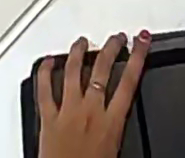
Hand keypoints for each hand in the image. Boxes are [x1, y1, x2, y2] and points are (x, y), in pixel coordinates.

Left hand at [37, 31, 150, 157]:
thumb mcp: (116, 155)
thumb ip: (119, 133)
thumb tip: (124, 122)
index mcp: (111, 124)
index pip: (129, 82)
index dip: (137, 57)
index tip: (141, 40)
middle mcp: (90, 112)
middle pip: (103, 69)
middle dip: (111, 47)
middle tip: (117, 37)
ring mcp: (67, 112)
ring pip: (74, 70)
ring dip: (79, 51)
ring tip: (84, 41)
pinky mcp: (47, 118)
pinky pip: (44, 89)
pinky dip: (44, 71)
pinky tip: (47, 61)